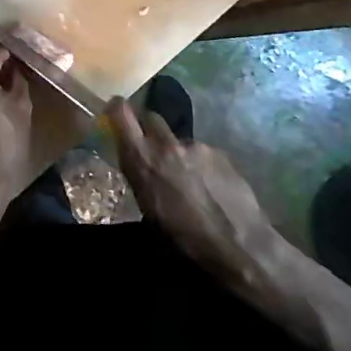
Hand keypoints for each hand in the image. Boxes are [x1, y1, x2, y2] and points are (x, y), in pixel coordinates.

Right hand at [109, 97, 285, 291]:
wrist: (236, 242)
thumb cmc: (185, 238)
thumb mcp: (149, 212)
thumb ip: (140, 178)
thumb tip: (138, 165)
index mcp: (144, 159)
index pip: (122, 114)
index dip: (116, 108)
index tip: (114, 110)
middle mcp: (167, 144)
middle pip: (151, 118)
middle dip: (148, 129)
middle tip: (152, 149)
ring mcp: (196, 145)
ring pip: (178, 140)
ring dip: (178, 153)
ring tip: (189, 181)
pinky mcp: (219, 151)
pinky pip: (201, 152)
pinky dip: (200, 164)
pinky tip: (209, 186)